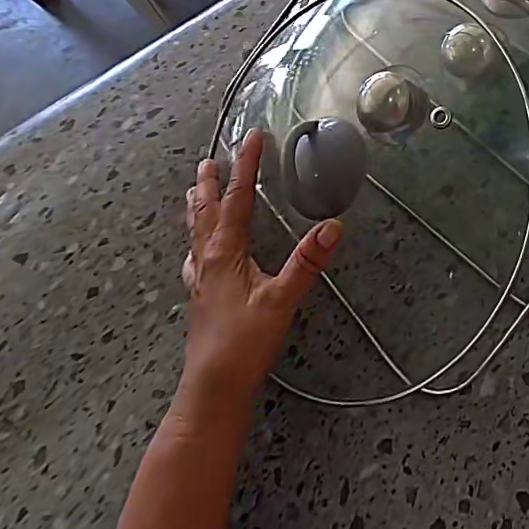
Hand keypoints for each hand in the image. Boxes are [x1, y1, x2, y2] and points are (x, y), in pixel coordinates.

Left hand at [180, 130, 344, 399]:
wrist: (213, 389)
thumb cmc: (244, 344)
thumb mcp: (282, 299)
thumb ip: (307, 261)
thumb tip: (333, 225)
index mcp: (225, 254)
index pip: (236, 199)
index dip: (246, 166)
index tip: (253, 138)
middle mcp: (208, 260)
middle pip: (207, 211)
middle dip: (211, 182)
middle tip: (212, 158)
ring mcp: (202, 279)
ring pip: (197, 231)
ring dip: (199, 205)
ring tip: (195, 189)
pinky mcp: (203, 296)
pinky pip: (196, 254)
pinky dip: (197, 237)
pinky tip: (197, 247)